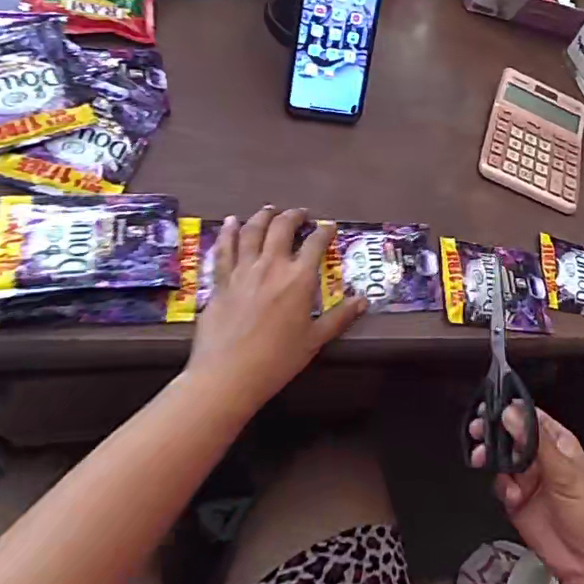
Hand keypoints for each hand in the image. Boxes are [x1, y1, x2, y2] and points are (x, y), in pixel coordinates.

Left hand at [183, 207, 366, 415]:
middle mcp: (271, 266)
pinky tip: (231, 222)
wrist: (228, 374)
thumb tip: (363, 300)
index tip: (329, 227)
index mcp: (298, 279)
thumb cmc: (276, 360)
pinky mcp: (221, 279)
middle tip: (300, 214)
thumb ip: (339, 317)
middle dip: (294, 216)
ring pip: (252, 231)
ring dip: (263, 216)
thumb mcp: (314, 340)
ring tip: (269, 210)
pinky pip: (225, 248)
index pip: (316, 244)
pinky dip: (229, 232)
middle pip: (282, 228)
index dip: (325, 232)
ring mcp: (243, 270)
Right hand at [471, 404, 583, 583]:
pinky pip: (499, 483)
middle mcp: (540, 457)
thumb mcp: (566, 473)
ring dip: (491, 457)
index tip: (492, 408)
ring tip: (483, 459)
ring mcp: (527, 477)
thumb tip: (511, 414)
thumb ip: (536, 443)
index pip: (531, 417)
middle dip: (494, 432)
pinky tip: (512, 496)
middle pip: (510, 434)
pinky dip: (501, 487)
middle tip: (479, 430)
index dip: (512, 411)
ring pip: (501, 457)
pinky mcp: (515, 498)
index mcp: (558, 443)